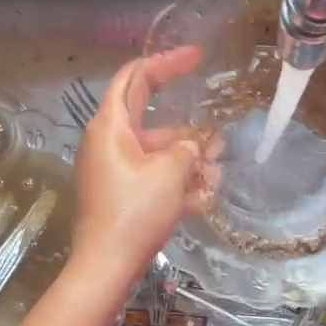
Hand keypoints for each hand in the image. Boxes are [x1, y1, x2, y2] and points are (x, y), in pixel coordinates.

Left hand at [70, 47, 218, 286]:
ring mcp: (113, 175)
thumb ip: (187, 149)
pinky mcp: (120, 201)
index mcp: (110, 126)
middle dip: (189, 132)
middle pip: (152, 123)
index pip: (136, 77)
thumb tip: (193, 146)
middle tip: (218, 142)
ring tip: (217, 177)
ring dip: (188, 164)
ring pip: (156, 157)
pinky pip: (151, 183)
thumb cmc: (134, 213)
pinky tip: (205, 200)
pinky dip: (176, 187)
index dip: (167, 62)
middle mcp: (108, 145)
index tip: (197, 58)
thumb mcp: (169, 173)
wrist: (107, 267)